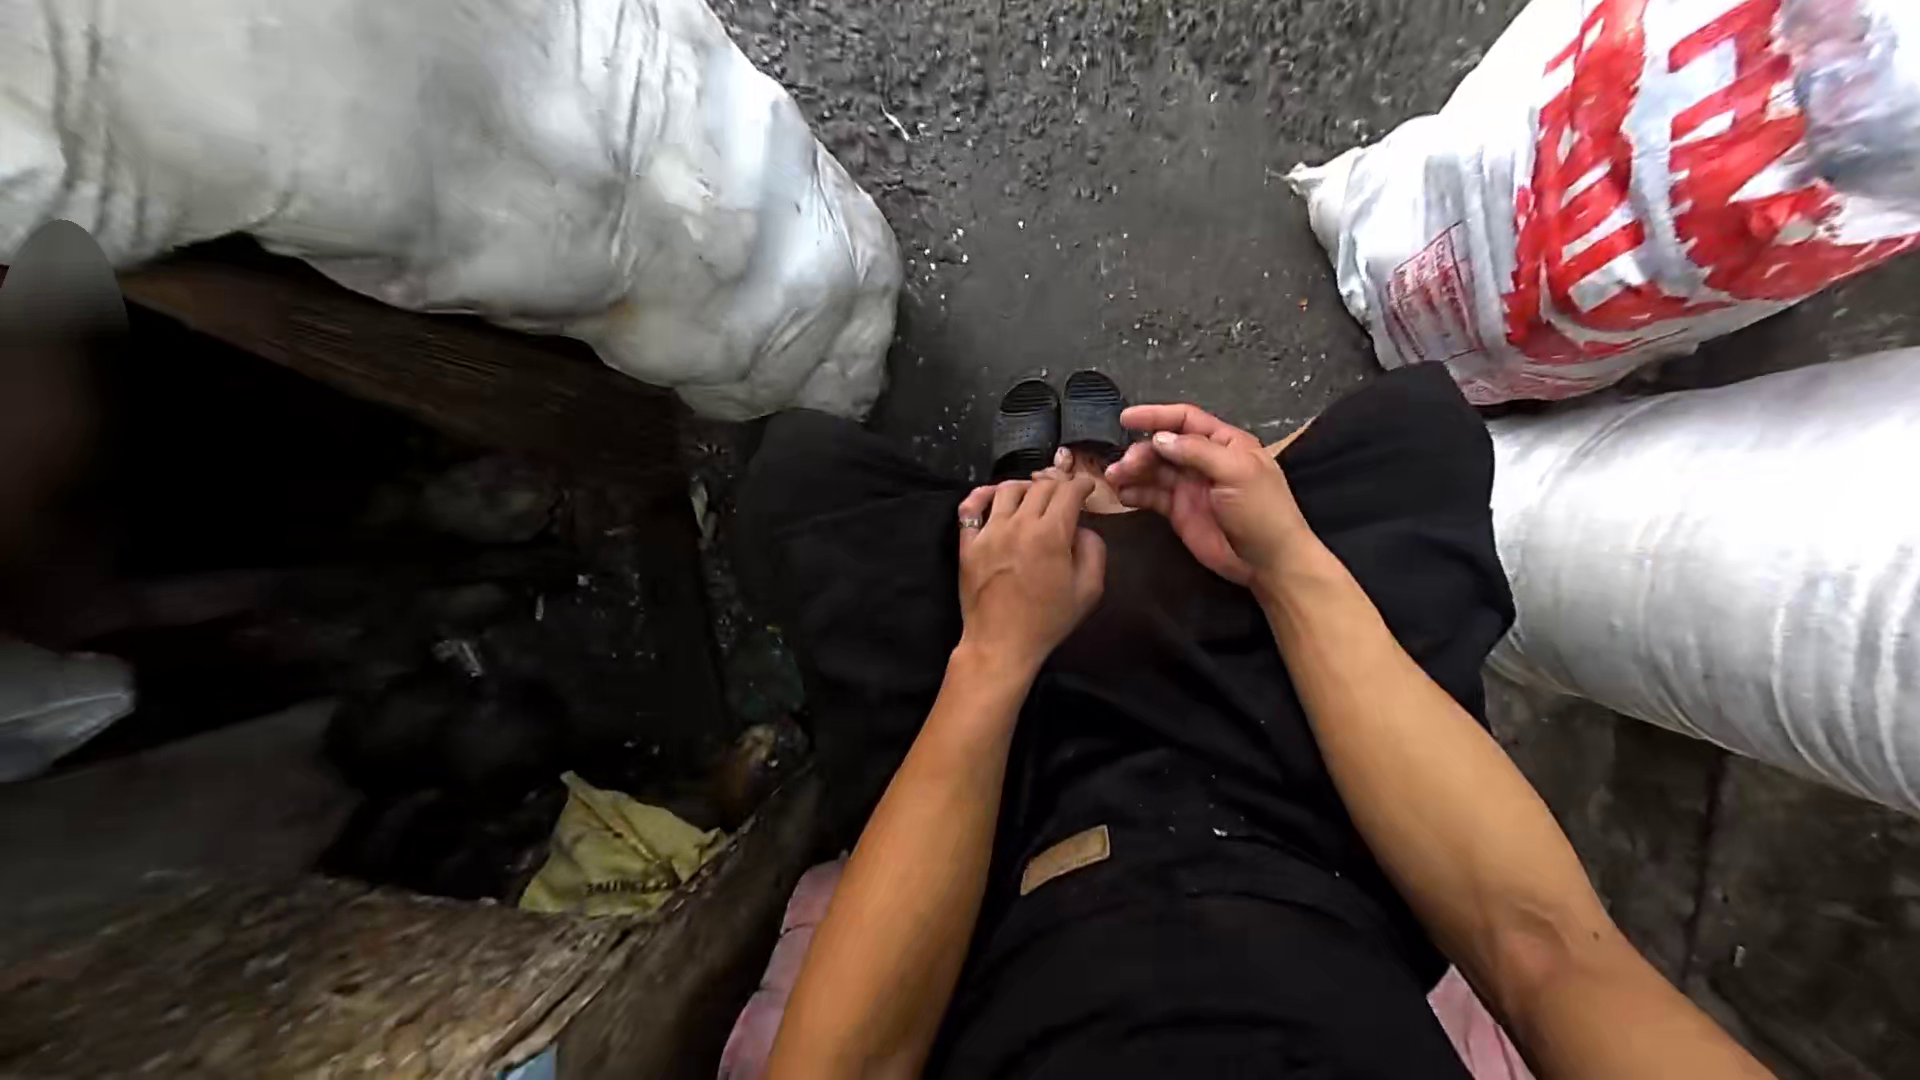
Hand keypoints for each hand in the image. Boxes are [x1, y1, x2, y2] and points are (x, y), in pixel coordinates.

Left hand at [954, 474, 1105, 673]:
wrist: (1001, 643)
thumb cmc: (1048, 620)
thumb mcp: (1088, 590)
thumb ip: (1093, 551)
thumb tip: (1082, 528)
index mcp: (1051, 534)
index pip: (1068, 491)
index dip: (1081, 484)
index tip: (1086, 487)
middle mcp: (1019, 524)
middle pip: (1041, 487)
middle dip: (1058, 484)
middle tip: (1064, 492)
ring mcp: (989, 531)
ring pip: (1008, 489)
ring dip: (1026, 486)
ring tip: (1034, 494)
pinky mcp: (968, 543)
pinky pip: (971, 507)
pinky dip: (983, 494)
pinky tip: (994, 495)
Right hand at [1104, 403, 1317, 588]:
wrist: (1267, 561)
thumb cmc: (1261, 511)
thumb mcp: (1236, 472)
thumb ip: (1197, 452)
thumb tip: (1159, 438)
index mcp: (1224, 443)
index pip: (1185, 420)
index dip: (1155, 416)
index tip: (1126, 418)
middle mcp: (1203, 460)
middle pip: (1164, 446)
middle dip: (1140, 452)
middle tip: (1123, 466)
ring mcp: (1189, 486)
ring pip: (1153, 470)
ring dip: (1132, 472)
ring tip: (1113, 479)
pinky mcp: (1178, 511)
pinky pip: (1151, 496)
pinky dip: (1134, 494)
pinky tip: (1121, 496)